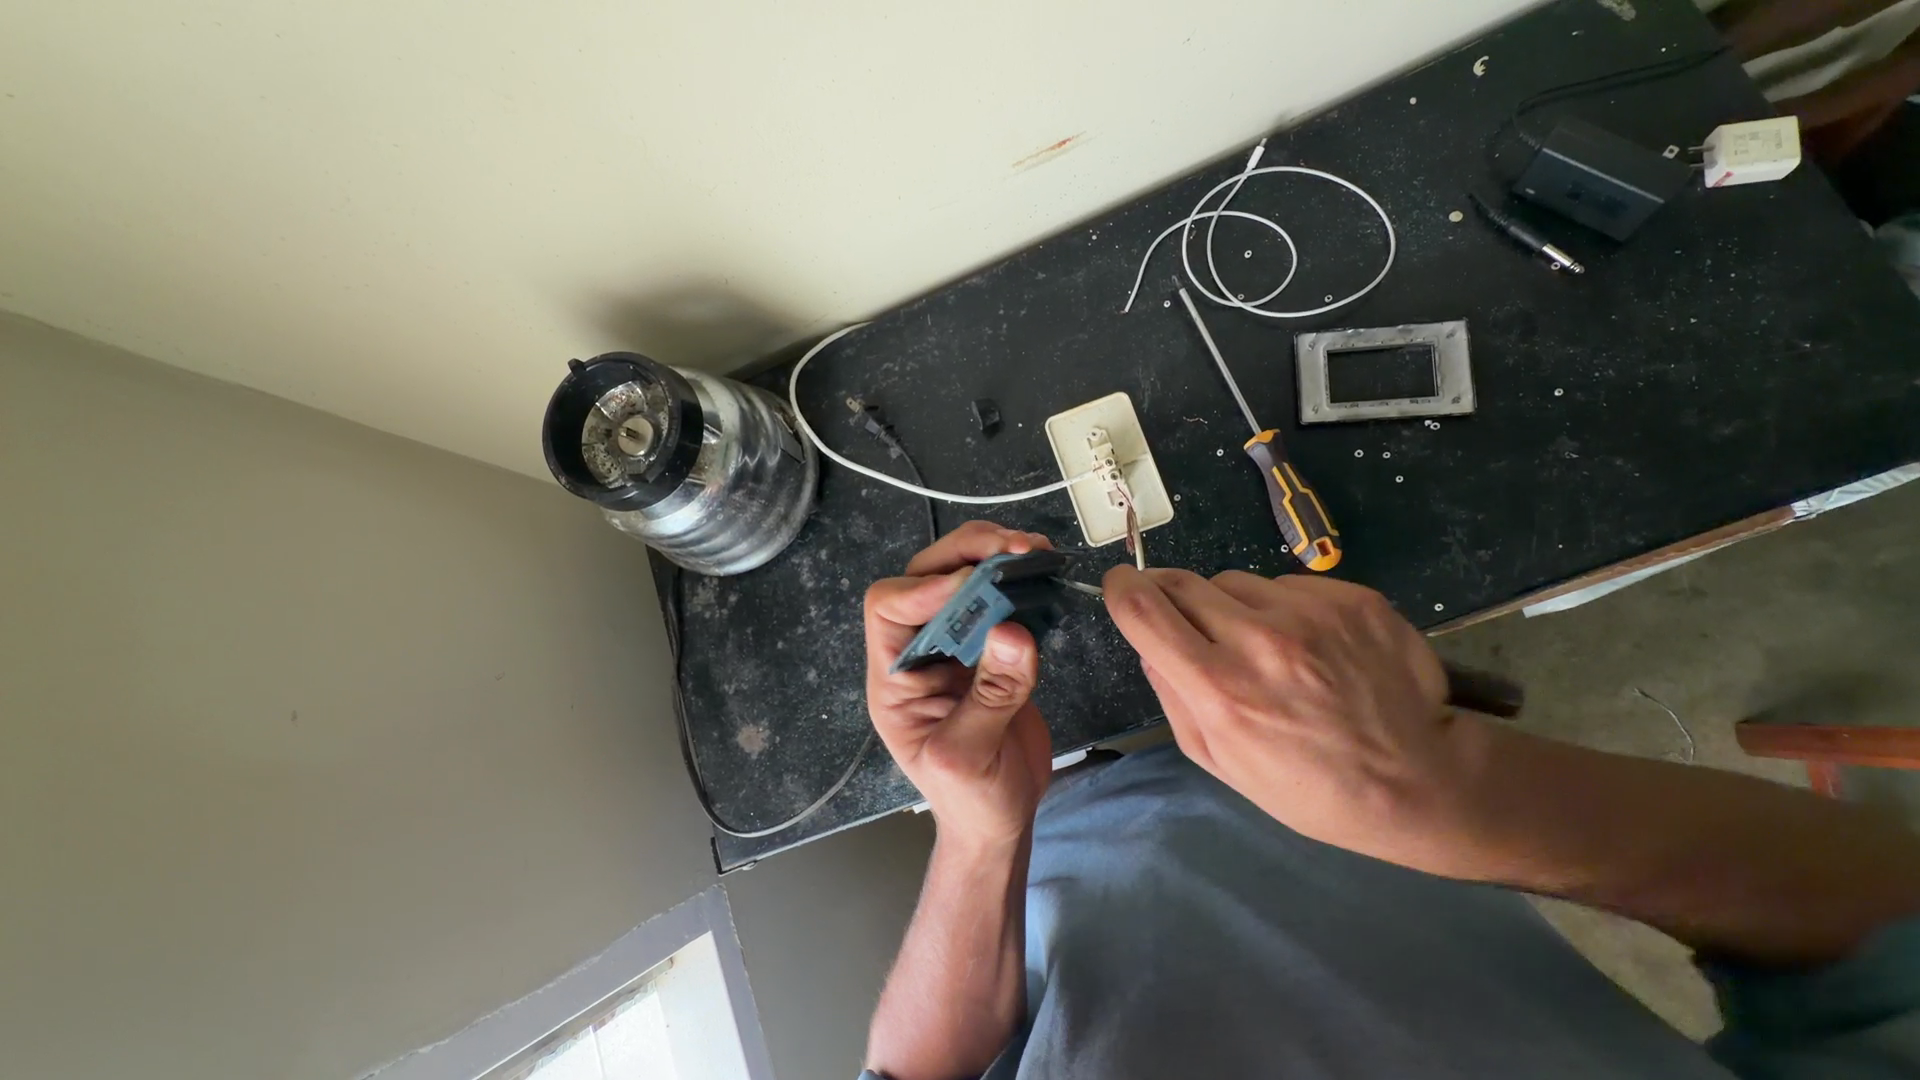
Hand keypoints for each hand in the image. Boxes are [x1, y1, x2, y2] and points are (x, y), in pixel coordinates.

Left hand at [865, 521, 1054, 848]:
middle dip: (966, 554)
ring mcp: (958, 647)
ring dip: (996, 557)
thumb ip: (991, 696)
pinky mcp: (994, 649)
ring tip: (1036, 551)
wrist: (1000, 820)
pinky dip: (1021, 581)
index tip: (971, 585)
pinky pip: (1000, 601)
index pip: (888, 608)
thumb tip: (1012, 631)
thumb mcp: (969, 757)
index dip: (923, 588)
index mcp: (895, 677)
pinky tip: (1046, 575)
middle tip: (1015, 545)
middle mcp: (921, 651)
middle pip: (927, 577)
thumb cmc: (970, 800)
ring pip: (964, 579)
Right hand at [1103, 566, 1503, 877]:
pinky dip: (1285, 607)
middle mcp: (1260, 640)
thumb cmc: (1306, 788)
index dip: (1122, 588)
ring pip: (1236, 581)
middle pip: (1183, 582)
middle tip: (1190, 622)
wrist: (1420, 782)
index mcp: (1219, 689)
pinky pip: (1289, 584)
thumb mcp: (1217, 761)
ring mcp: (1312, 614)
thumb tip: (1146, 642)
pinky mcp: (1353, 598)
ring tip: (1266, 646)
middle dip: (1171, 595)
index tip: (1121, 585)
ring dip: (1232, 605)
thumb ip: (1171, 695)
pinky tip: (1312, 644)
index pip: (1143, 609)